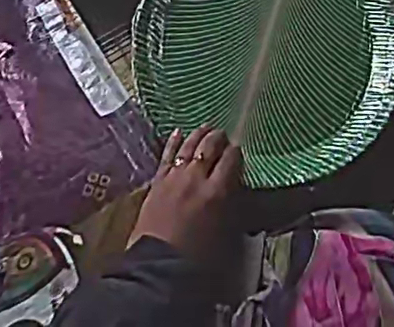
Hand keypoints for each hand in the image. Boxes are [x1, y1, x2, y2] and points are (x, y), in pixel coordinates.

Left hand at [129, 126, 242, 261]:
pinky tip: (179, 131)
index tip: (237, 151)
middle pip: (211, 146)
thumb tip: (232, 185)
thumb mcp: (221, 230)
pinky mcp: (158, 181)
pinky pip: (167, 155)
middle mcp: (197, 177)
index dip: (236, 151)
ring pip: (190, 145)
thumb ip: (228, 202)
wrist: (155, 266)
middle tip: (223, 137)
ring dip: (200, 134)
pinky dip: (174, 142)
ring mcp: (175, 176)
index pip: (231, 158)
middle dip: (219, 138)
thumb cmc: (194, 254)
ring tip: (207, 128)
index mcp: (216, 191)